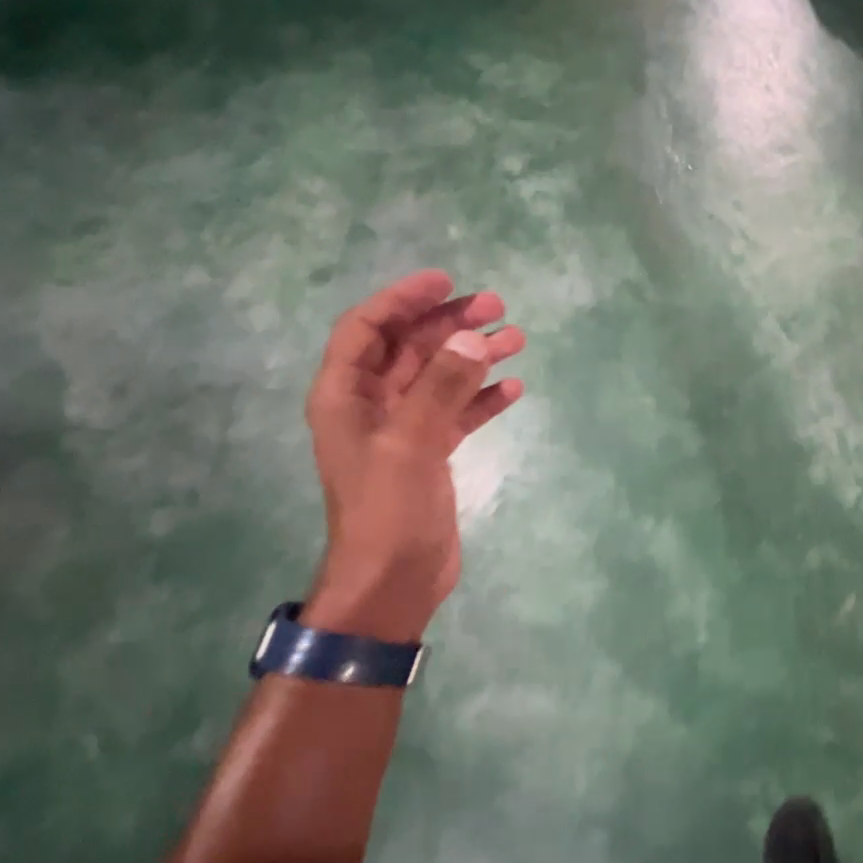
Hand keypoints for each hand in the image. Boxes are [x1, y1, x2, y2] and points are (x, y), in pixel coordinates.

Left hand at [300, 271, 526, 642]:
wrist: (392, 581)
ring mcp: (403, 432)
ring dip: (474, 358)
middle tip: (497, 307)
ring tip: (517, 340)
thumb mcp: (411, 445)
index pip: (368, 329)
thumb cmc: (387, 512)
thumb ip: (440, 388)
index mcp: (346, 397)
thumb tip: (472, 338)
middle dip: (450, 325)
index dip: (402, 300)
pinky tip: (512, 390)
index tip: (447, 282)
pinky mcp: (430, 456)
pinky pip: (457, 415)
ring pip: (439, 379)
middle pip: (410, 349)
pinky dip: (482, 400)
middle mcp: (371, 407)